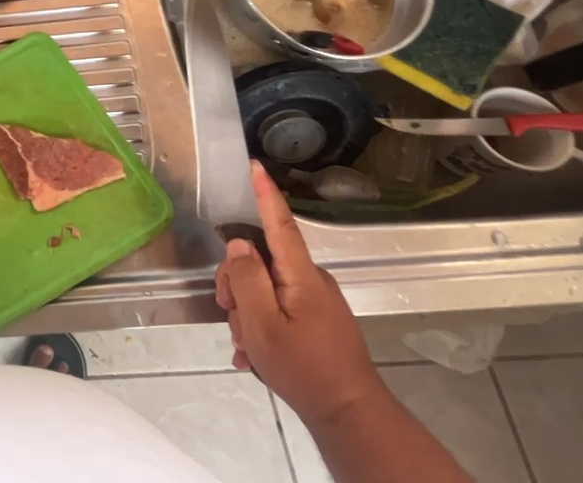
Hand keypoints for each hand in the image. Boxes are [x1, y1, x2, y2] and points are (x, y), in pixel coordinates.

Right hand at [215, 162, 385, 426]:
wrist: (351, 417)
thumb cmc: (304, 369)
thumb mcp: (262, 324)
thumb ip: (246, 278)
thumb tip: (239, 243)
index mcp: (301, 276)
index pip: (280, 224)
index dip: (265, 194)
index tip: (255, 165)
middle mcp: (312, 281)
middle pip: (260, 261)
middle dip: (236, 284)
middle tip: (231, 317)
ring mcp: (317, 301)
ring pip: (265, 287)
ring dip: (247, 312)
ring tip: (247, 346)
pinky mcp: (317, 319)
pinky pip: (277, 308)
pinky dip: (261, 326)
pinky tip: (254, 355)